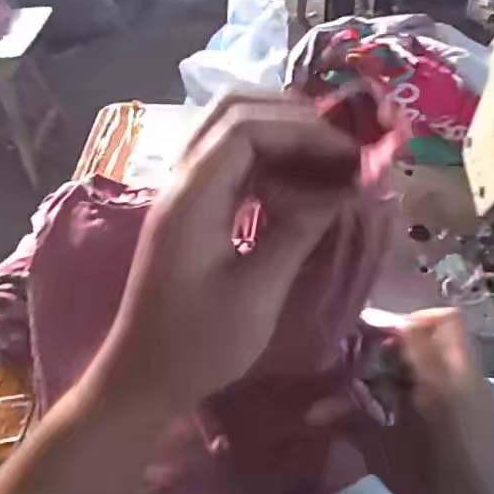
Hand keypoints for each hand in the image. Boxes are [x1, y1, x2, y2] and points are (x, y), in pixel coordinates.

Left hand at [91, 95, 358, 412]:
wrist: (144, 380)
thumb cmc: (199, 346)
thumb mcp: (257, 293)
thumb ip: (298, 232)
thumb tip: (342, 190)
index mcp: (192, 198)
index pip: (245, 127)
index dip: (303, 130)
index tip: (350, 153)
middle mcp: (182, 183)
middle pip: (232, 114)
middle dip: (291, 119)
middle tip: (341, 145)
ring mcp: (184, 197)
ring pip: (230, 136)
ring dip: (281, 138)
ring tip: (330, 160)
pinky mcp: (192, 215)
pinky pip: (231, 167)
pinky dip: (269, 165)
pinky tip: (300, 186)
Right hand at [368, 309, 493, 493]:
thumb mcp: (386, 461)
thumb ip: (352, 425)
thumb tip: (313, 412)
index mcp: (439, 386)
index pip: (415, 328)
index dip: (387, 322)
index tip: (365, 330)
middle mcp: (470, 378)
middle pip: (444, 325)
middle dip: (412, 331)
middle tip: (386, 353)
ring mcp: (493, 391)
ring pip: (458, 353)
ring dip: (429, 359)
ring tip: (408, 390)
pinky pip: (472, 381)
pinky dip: (449, 385)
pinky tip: (439, 418)